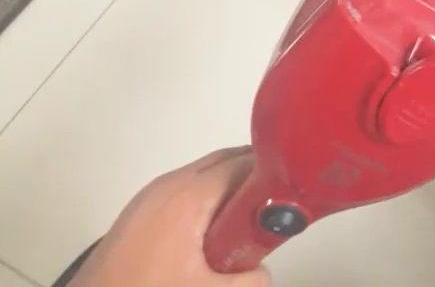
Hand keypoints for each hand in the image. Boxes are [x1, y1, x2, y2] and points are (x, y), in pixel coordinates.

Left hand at [70, 147, 271, 286]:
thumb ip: (251, 281)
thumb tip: (265, 270)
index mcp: (189, 193)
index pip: (249, 161)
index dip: (277, 176)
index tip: (296, 197)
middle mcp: (170, 183)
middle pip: (229, 161)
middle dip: (258, 181)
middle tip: (278, 212)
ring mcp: (150, 198)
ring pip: (207, 177)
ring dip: (232, 194)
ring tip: (247, 231)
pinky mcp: (137, 217)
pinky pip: (187, 194)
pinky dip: (208, 205)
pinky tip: (213, 242)